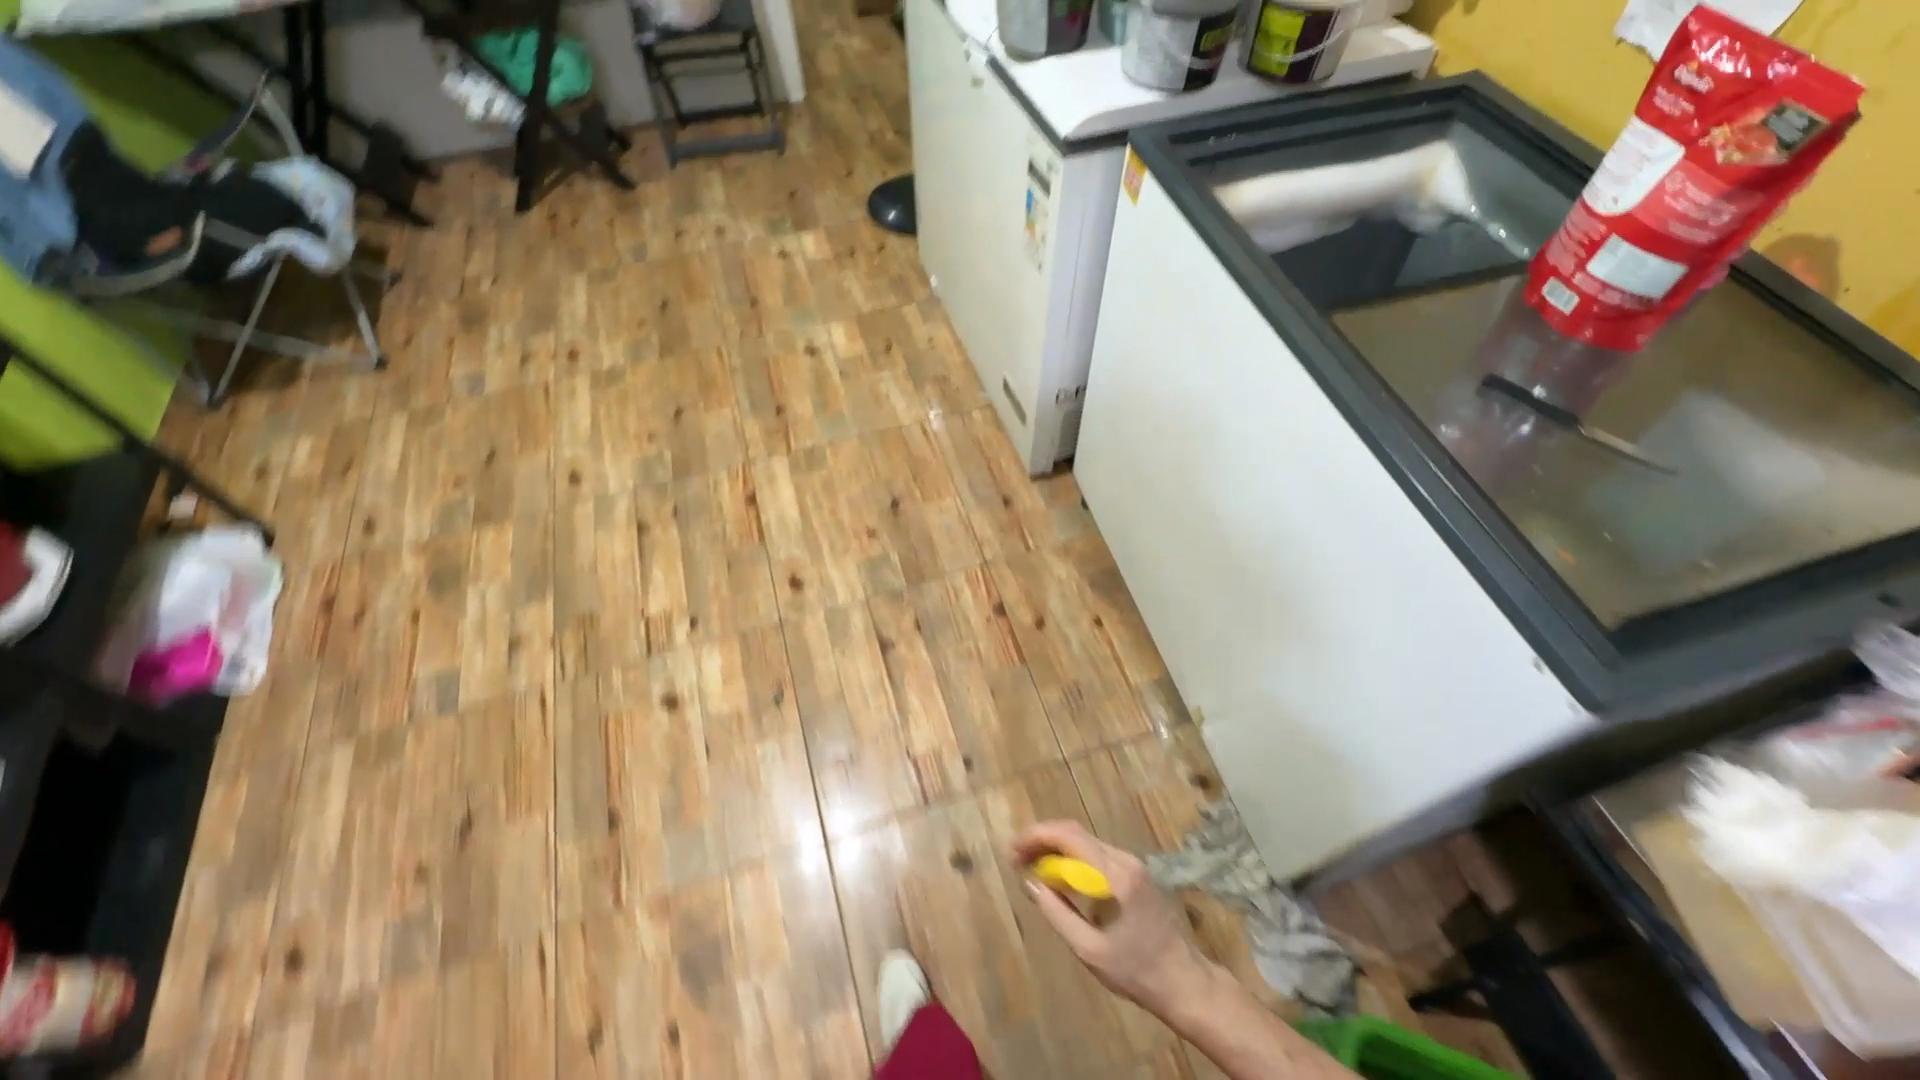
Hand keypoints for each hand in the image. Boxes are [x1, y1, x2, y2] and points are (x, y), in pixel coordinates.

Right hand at [1011, 820, 1214, 1015]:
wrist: (1185, 982)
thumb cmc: (1137, 971)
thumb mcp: (1090, 950)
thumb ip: (1058, 913)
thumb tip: (1031, 884)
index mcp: (1117, 876)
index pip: (1070, 836)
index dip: (1037, 836)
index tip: (1013, 853)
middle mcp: (1126, 861)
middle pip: (1077, 834)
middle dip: (1042, 841)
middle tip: (1016, 861)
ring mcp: (1134, 866)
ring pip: (1086, 843)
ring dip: (1056, 849)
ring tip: (1031, 868)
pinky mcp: (1136, 875)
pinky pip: (1097, 856)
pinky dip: (1072, 860)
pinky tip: (1059, 878)